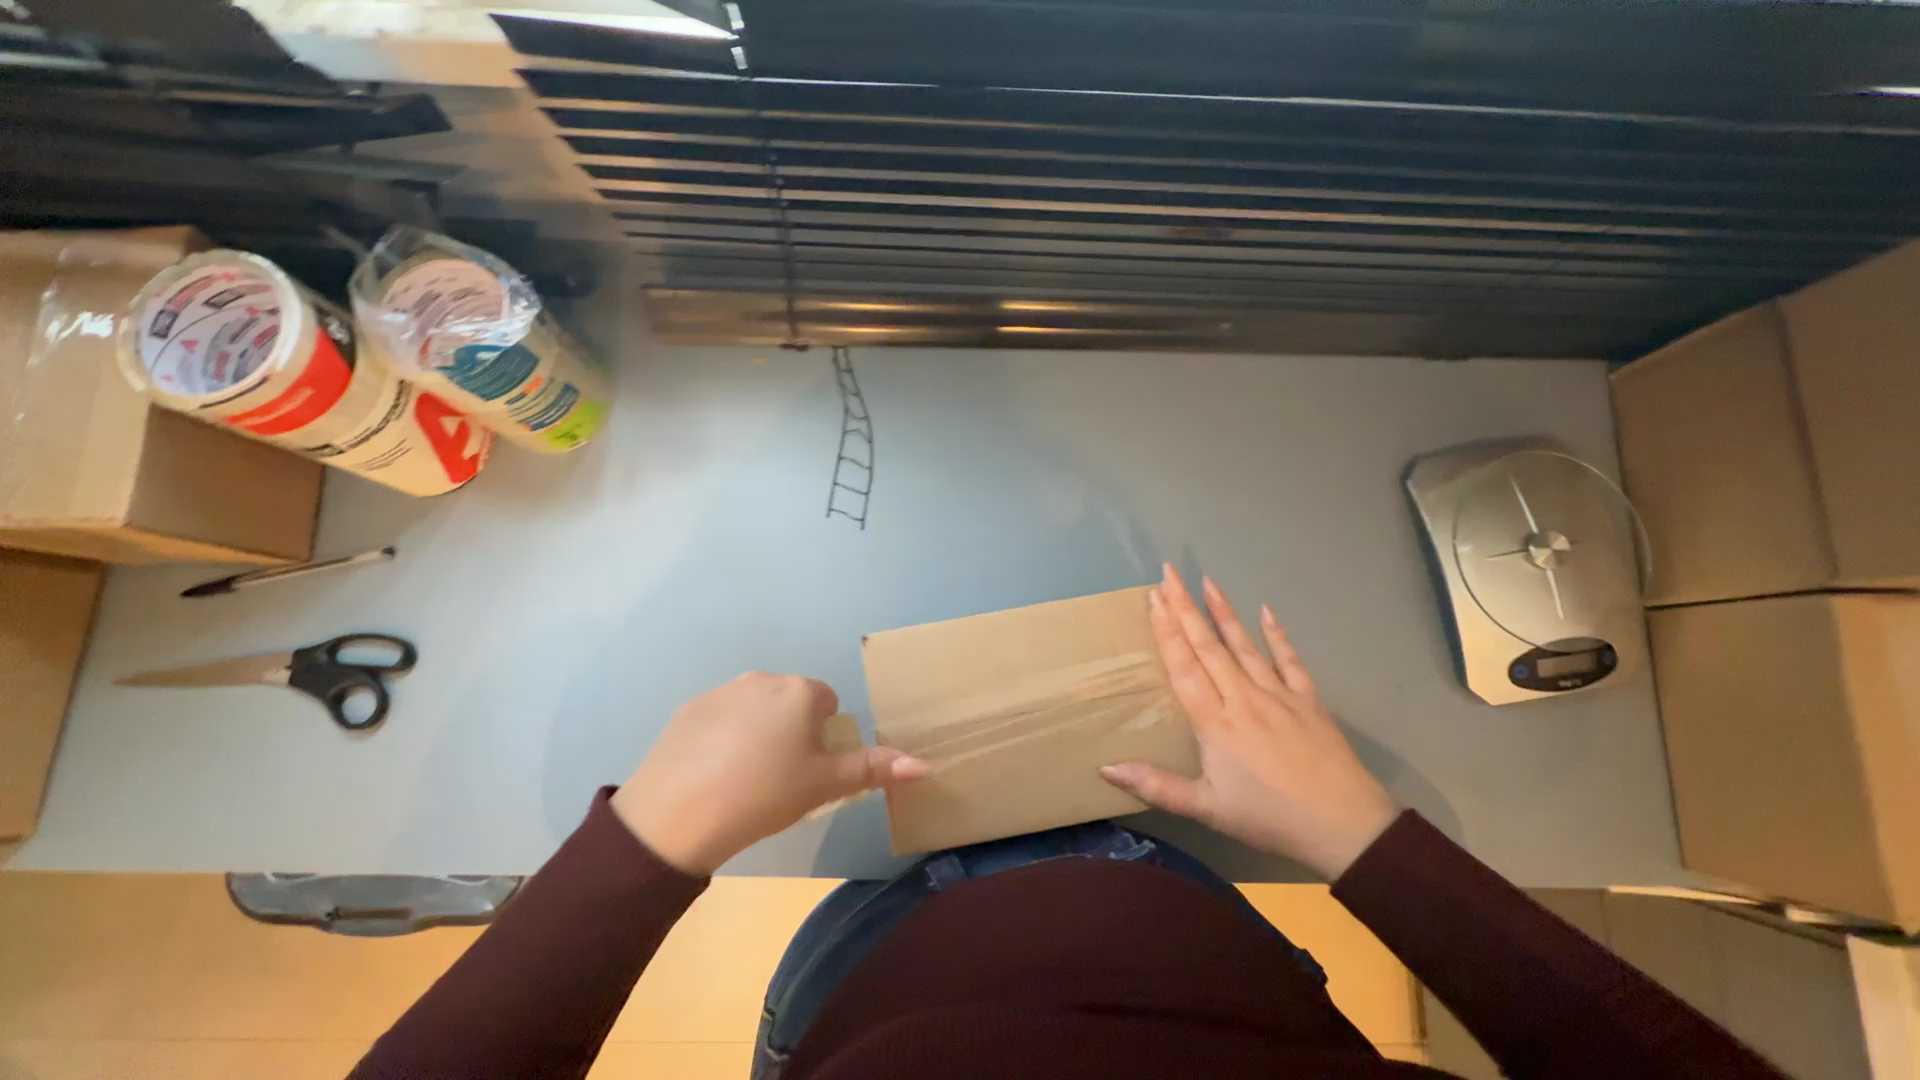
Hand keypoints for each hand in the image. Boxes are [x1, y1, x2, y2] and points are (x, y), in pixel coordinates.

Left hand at [611, 672, 928, 874]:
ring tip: (745, 778)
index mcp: (801, 691)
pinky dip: (723, 738)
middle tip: (780, 777)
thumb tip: (923, 764)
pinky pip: (720, 718)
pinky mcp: (689, 709)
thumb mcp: (823, 786)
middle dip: (793, 731)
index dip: (824, 738)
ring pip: (755, 708)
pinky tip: (713, 773)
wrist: (677, 815)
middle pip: (792, 702)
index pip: (828, 703)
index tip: (808, 770)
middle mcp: (763, 678)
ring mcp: (722, 690)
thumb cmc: (764, 795)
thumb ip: (872, 769)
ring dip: (758, 732)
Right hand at [1101, 565, 1398, 879]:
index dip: (1167, 631)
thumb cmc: (1270, 818)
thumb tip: (1106, 769)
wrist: (1345, 826)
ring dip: (1223, 612)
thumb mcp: (1207, 809)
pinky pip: (1289, 660)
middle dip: (1186, 608)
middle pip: (1208, 647)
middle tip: (1169, 574)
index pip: (1184, 667)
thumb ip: (1156, 786)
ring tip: (1207, 581)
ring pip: (1244, 645)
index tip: (1154, 598)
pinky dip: (1277, 635)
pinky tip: (1267, 611)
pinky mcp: (1308, 701)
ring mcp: (1278, 695)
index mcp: (1215, 722)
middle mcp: (1243, 698)